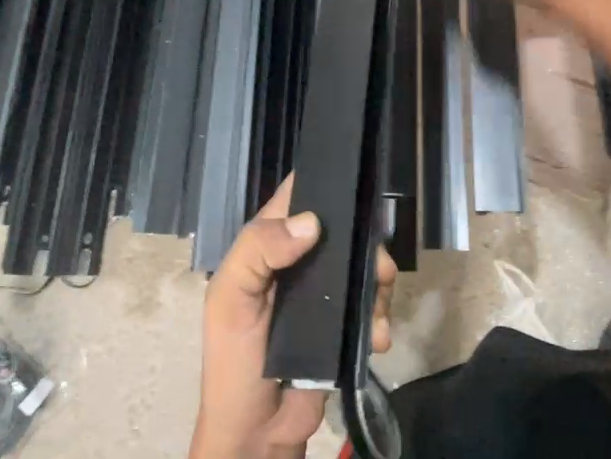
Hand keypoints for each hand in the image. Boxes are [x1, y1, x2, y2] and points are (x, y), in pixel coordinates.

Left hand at [191, 176, 397, 458]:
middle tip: (379, 268)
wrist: (259, 431)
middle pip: (343, 231)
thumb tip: (311, 221)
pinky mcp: (344, 325)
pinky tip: (376, 338)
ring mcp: (323, 294)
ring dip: (378, 286)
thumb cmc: (234, 360)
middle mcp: (299, 262)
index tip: (356, 179)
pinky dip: (380, 318)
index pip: (296, 197)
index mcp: (267, 246)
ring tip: (375, 315)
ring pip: (364, 266)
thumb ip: (259, 250)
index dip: (323, 182)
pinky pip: (372, 306)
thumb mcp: (230, 299)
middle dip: (367, 245)